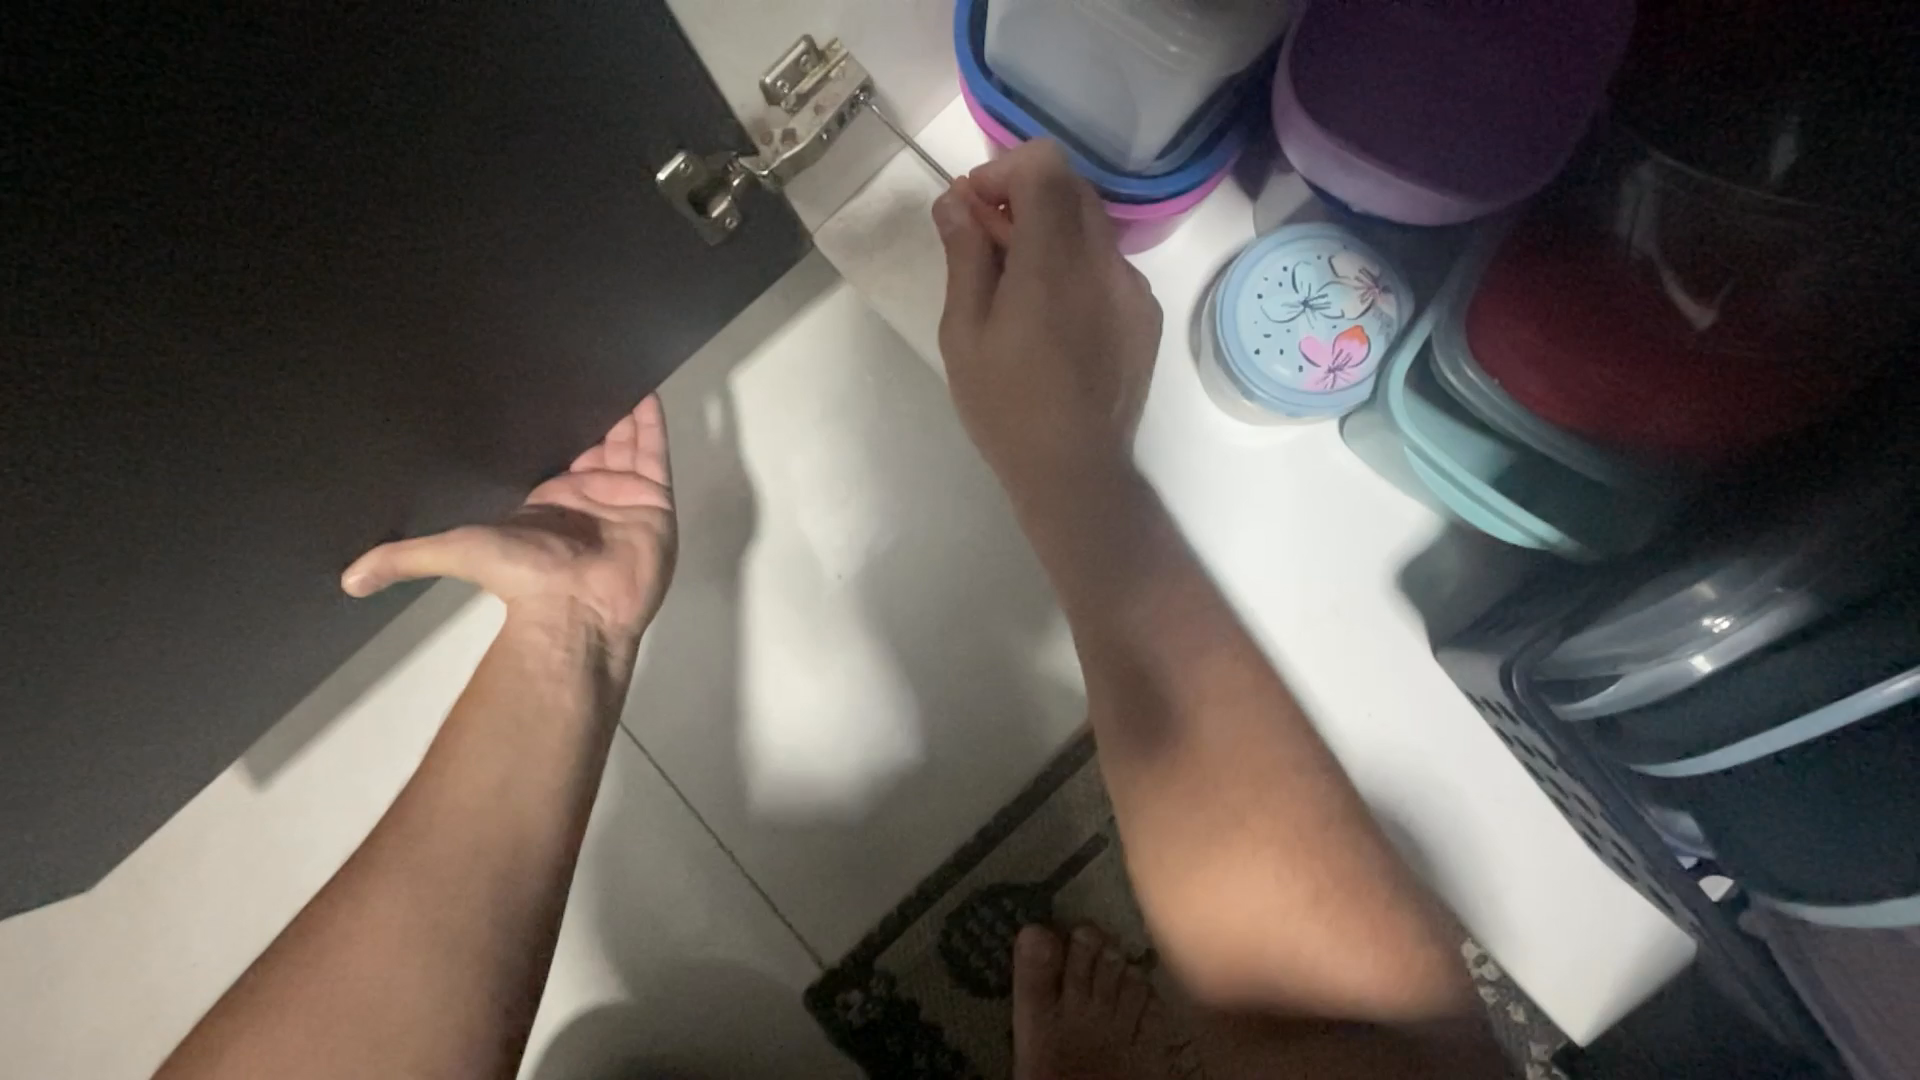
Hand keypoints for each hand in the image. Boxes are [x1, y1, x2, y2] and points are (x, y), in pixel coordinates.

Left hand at [341, 397, 677, 648]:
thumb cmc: (523, 576)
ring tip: (618, 367)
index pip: (555, 452)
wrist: (576, 607)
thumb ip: (406, 558)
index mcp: (550, 501)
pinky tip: (645, 390)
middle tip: (586, 366)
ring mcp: (625, 495)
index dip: (555, 422)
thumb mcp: (455, 553)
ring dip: (624, 409)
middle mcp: (589, 494)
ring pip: (627, 442)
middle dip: (593, 408)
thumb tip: (347, 580)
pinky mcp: (654, 499)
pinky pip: (655, 453)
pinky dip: (652, 423)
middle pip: (595, 441)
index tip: (547, 386)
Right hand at [932, 141, 1162, 501]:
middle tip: (989, 245)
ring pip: (1093, 229)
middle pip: (1071, 189)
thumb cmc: (1006, 408)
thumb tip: (954, 202)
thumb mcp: (964, 335)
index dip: (1003, 171)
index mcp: (1053, 262)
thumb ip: (964, 257)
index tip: (974, 209)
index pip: (1044, 165)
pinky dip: (1079, 269)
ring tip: (1021, 290)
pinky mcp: (1146, 317)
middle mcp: (1104, 262)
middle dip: (1025, 198)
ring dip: (1052, 235)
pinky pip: (1110, 267)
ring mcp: (1133, 289)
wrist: (1075, 471)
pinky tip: (1058, 322)